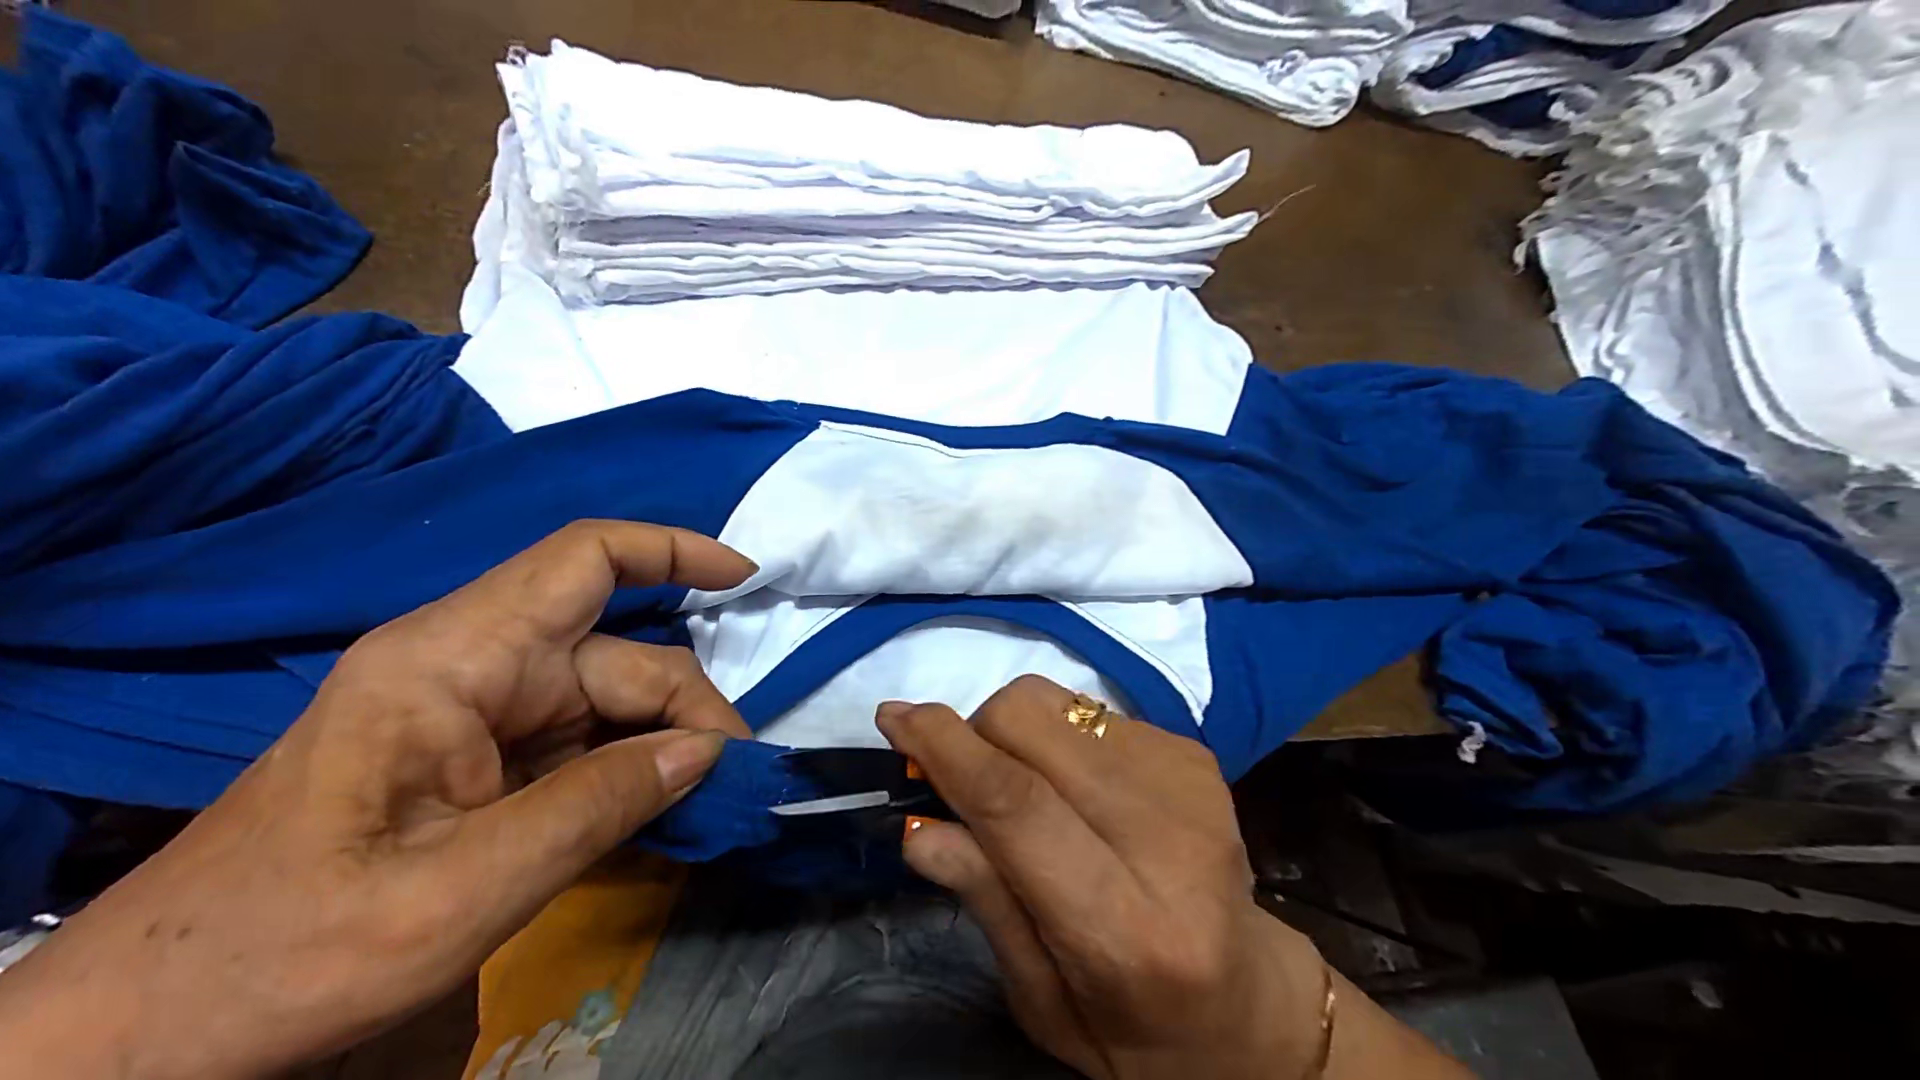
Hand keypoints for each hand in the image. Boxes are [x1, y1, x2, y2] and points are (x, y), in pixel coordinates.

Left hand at [0, 520, 753, 1079]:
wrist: (155, 1028)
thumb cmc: (287, 953)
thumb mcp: (459, 892)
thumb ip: (597, 807)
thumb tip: (705, 751)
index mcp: (450, 661)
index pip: (581, 562)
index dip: (672, 551)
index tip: (744, 579)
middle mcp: (471, 667)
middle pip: (616, 657)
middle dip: (684, 713)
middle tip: (731, 781)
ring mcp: (477, 712)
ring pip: (608, 705)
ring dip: (661, 750)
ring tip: (701, 808)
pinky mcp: (482, 756)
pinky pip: (583, 744)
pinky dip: (629, 773)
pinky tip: (657, 815)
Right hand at [878, 676, 1469, 1079]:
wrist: (1251, 1003)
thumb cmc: (1134, 1030)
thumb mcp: (1042, 1000)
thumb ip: (985, 901)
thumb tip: (916, 824)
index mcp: (1125, 928)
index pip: (1018, 807)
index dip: (946, 750)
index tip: (893, 718)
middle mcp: (1168, 838)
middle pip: (1033, 727)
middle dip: (973, 733)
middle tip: (964, 780)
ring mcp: (1188, 783)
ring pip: (1055, 702)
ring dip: (1014, 732)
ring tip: (1024, 786)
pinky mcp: (1195, 752)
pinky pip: (1087, 708)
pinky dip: (1056, 735)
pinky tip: (1073, 785)